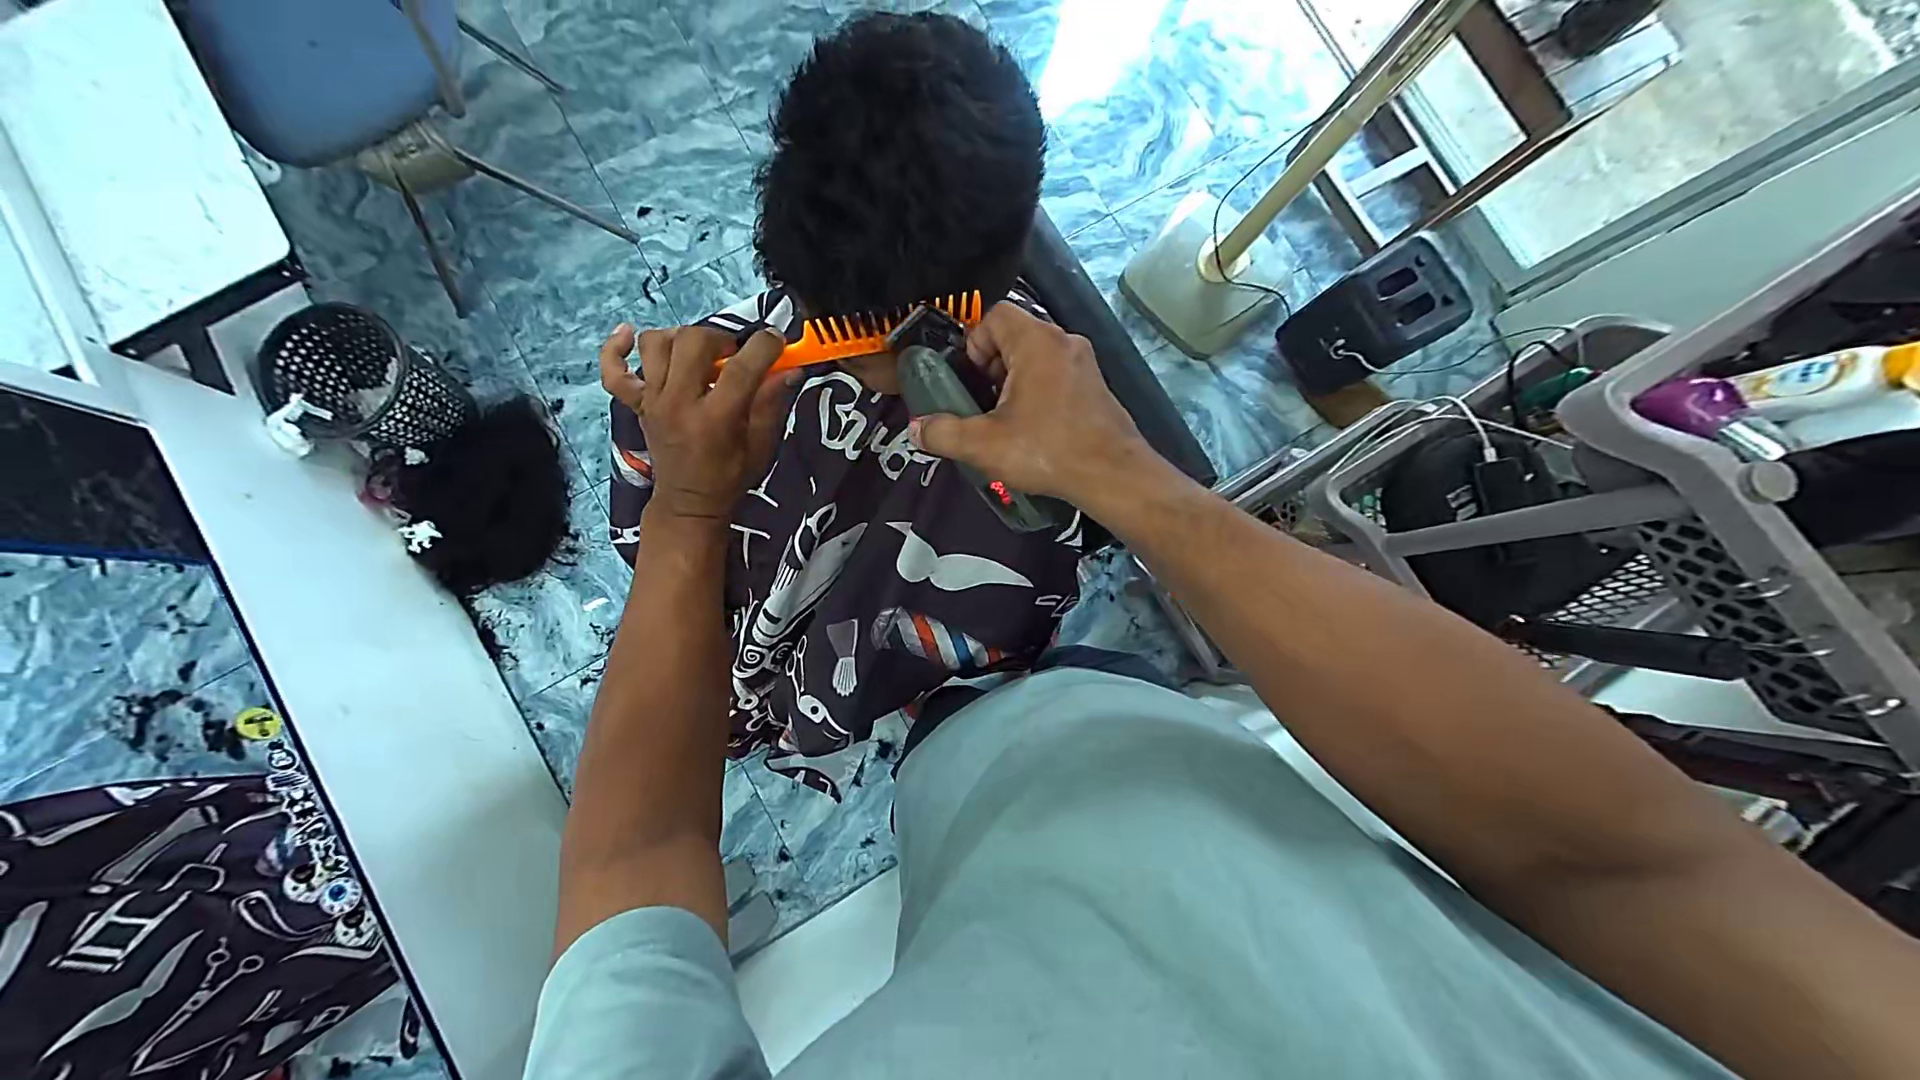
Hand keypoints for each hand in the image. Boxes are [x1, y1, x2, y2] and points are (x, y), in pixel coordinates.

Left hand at [598, 323, 794, 524]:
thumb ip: (772, 404)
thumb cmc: (731, 476)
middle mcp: (678, 403)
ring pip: (655, 344)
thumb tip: (790, 368)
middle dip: (720, 337)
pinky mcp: (637, 405)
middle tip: (735, 352)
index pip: (741, 367)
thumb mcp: (762, 445)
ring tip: (700, 351)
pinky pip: (614, 370)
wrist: (690, 503)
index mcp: (716, 418)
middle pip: (692, 342)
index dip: (764, 346)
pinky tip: (630, 335)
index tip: (776, 341)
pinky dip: (617, 348)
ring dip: (681, 337)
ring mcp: (653, 401)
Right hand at [908, 301, 1163, 506]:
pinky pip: (1056, 376)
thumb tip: (917, 429)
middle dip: (990, 368)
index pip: (994, 315)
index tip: (968, 379)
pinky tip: (1032, 430)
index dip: (973, 344)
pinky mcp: (1095, 387)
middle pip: (1014, 336)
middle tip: (980, 404)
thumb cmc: (1048, 451)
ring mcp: (1084, 364)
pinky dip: (1038, 393)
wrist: (1111, 475)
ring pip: (1036, 358)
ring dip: (1013, 383)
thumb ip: (944, 433)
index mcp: (1037, 342)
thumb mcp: (984, 445)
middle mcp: (1064, 342)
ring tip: (1003, 421)